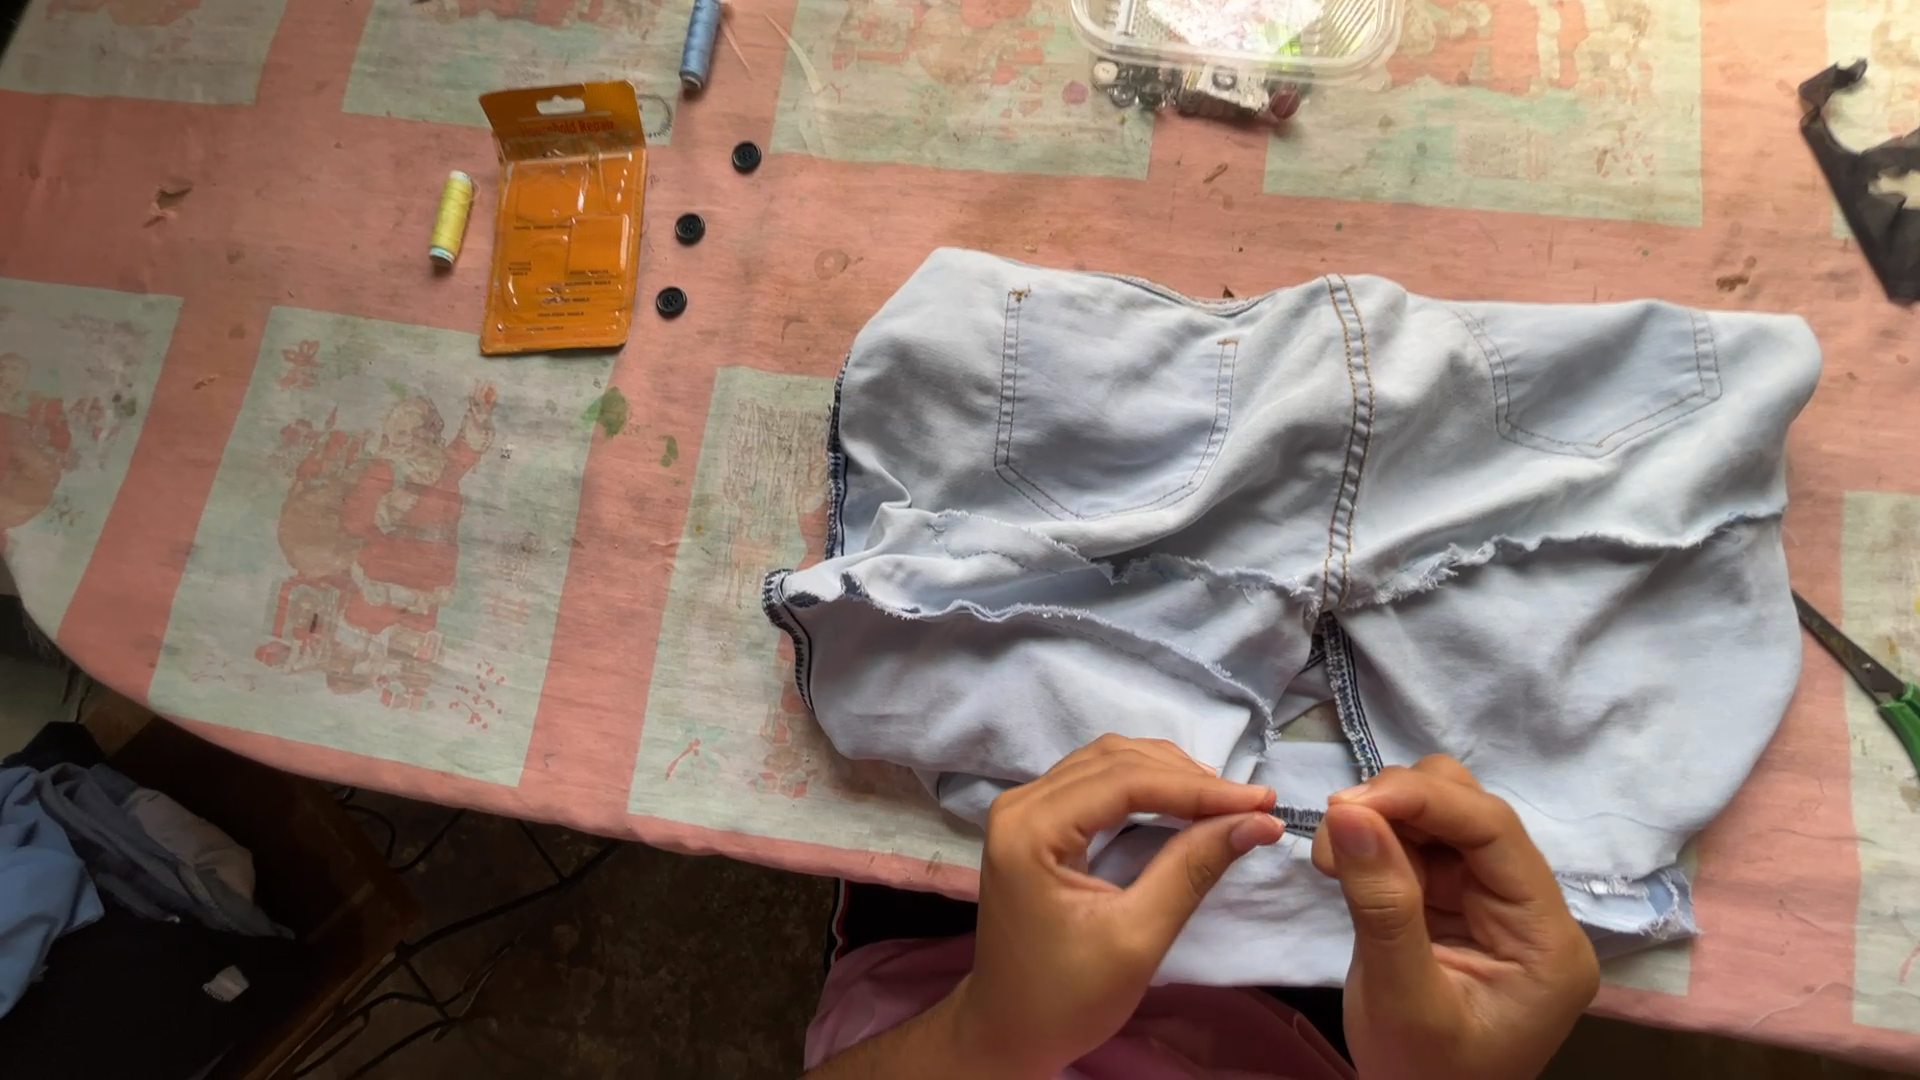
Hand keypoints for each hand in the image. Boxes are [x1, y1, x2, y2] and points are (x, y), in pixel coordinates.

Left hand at [949, 735, 1285, 1077]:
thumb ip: (1191, 870)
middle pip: (1112, 761)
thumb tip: (1256, 822)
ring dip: (1164, 772)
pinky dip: (1140, 781)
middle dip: (1184, 776)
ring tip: (1221, 797)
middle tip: (1249, 802)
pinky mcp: (1033, 818)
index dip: (1195, 788)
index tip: (1261, 800)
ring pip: (1103, 762)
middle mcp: (1020, 803)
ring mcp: (1022, 807)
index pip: (1123, 782)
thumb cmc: (1066, 997)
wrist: (1007, 1029)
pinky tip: (1177, 796)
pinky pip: (1092, 779)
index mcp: (1030, 828)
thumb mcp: (1136, 939)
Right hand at [1312, 756, 1598, 1079]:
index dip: (1421, 799)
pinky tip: (1339, 868)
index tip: (1346, 804)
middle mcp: (1523, 904)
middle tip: (1336, 833)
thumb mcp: (1401, 996)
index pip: (1493, 829)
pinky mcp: (1443, 895)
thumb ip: (1381, 903)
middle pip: (1465, 806)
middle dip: (1395, 805)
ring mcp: (1482, 897)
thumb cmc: (1423, 1074)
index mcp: (1544, 936)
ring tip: (1333, 864)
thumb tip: (1346, 811)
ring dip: (1374, 819)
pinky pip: (1403, 837)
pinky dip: (1363, 837)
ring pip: (1431, 812)